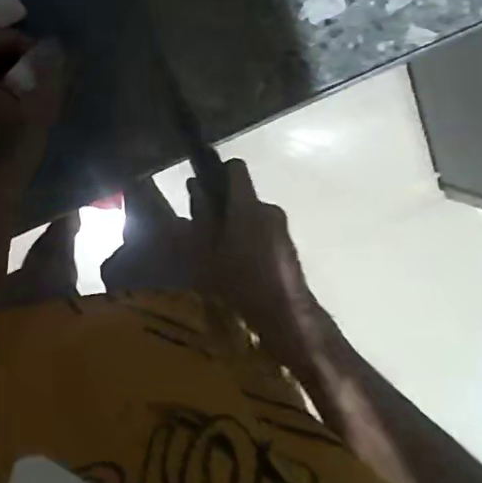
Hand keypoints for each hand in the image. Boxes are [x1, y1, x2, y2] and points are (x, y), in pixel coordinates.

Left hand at [0, 30, 66, 198]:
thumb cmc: (15, 148)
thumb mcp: (39, 109)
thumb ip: (47, 75)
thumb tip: (51, 50)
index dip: (9, 38)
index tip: (34, 50)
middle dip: (9, 51)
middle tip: (35, 61)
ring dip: (6, 68)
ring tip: (32, 78)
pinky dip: (1, 84)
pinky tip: (21, 98)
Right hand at [189, 158, 323, 352]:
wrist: (283, 313)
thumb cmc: (237, 278)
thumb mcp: (205, 247)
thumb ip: (201, 214)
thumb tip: (195, 186)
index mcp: (247, 205)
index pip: (234, 169)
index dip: (216, 172)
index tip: (200, 188)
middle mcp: (268, 209)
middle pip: (240, 196)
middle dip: (220, 207)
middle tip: (200, 231)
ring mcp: (281, 228)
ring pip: (249, 216)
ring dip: (232, 227)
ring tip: (216, 253)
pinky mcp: (286, 245)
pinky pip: (260, 232)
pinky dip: (245, 241)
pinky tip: (234, 265)